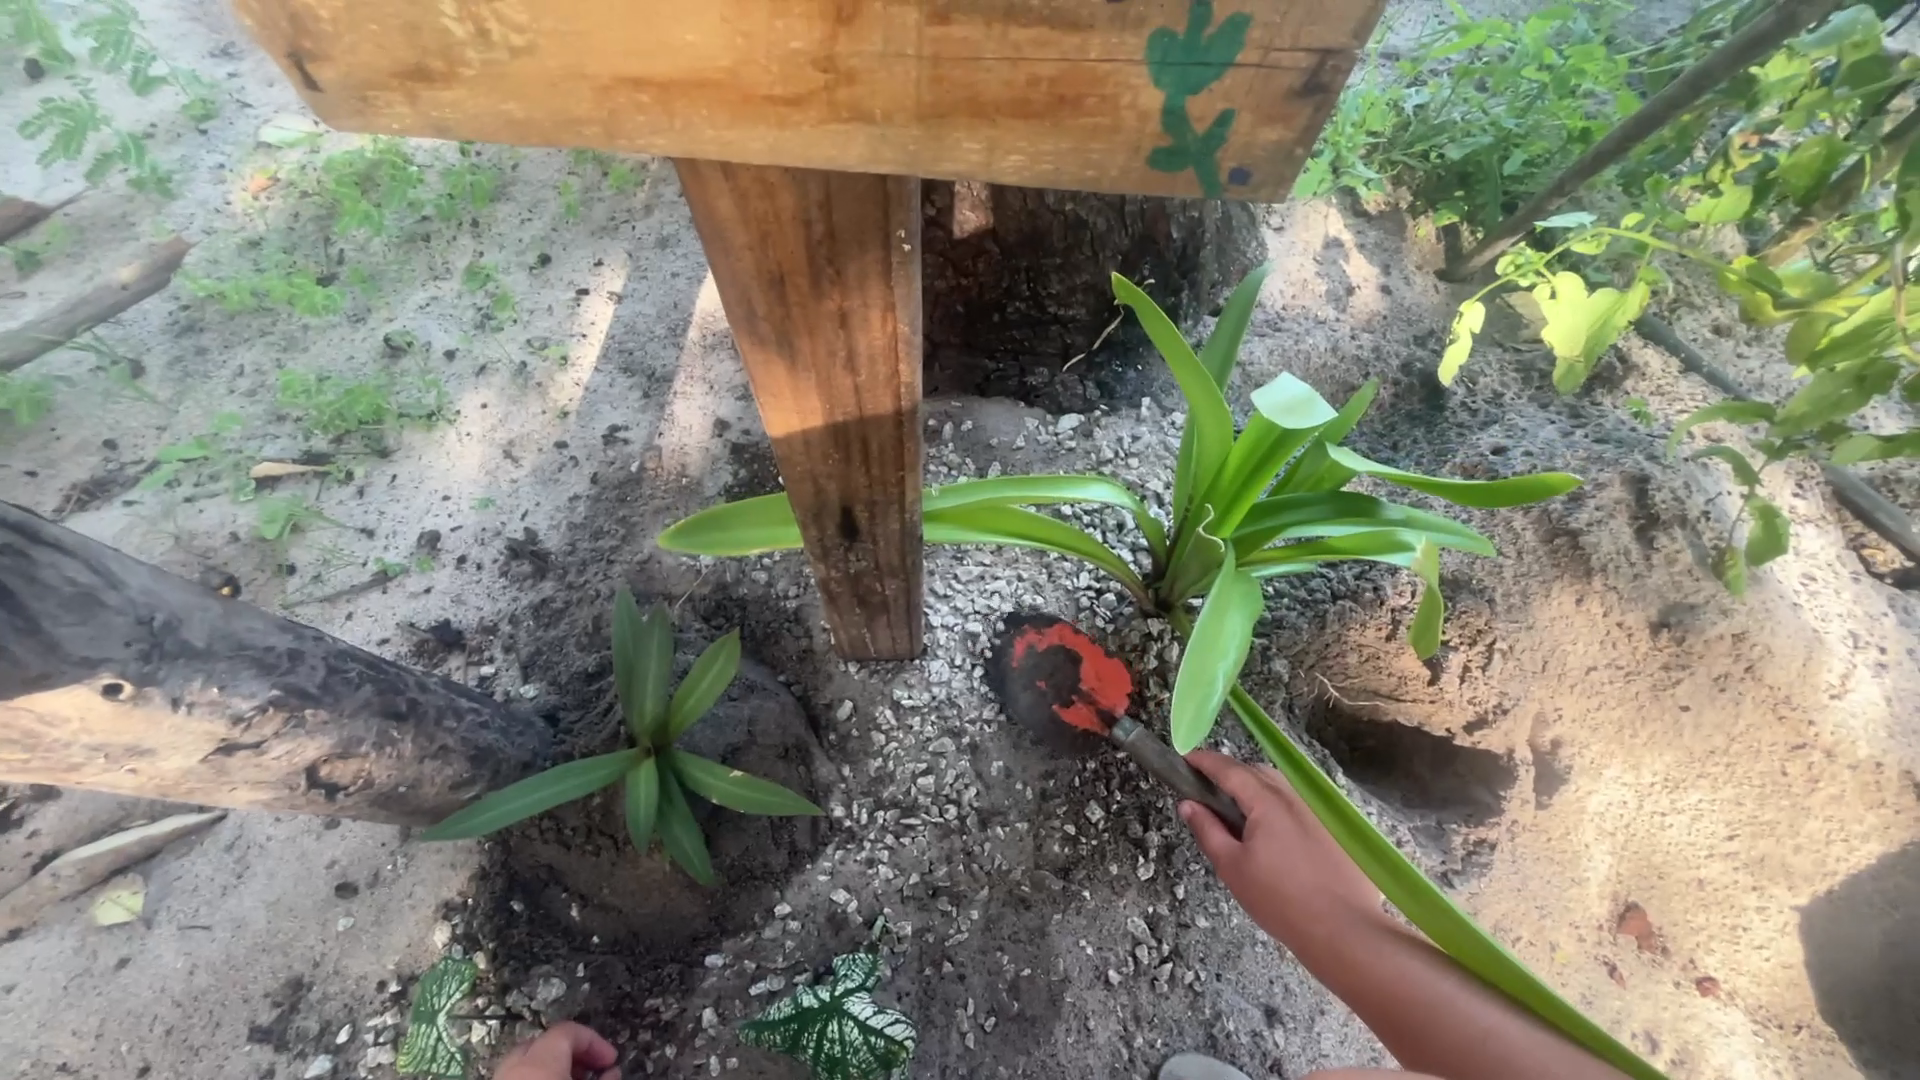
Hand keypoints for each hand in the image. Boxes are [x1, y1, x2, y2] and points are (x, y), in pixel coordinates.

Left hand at [494, 1022, 620, 1079]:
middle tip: (590, 1070)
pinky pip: (515, 1077)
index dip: (595, 1041)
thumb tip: (613, 1072)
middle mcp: (515, 1066)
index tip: (611, 1061)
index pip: (569, 1030)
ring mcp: (498, 1079)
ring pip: (525, 1063)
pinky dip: (534, 1078)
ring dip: (551, 1067)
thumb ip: (605, 1077)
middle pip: (543, 1044)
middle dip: (569, 1052)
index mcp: (540, 1058)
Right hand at [1179, 750, 1388, 953]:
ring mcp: (1317, 811)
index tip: (1185, 759)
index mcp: (1266, 801)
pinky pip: (1297, 804)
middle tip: (1209, 793)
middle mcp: (1294, 797)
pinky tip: (1272, 835)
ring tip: (1239, 814)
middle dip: (1230, 773)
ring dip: (1255, 789)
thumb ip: (1207, 830)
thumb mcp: (1231, 867)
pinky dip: (1277, 805)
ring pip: (1279, 787)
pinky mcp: (1333, 829)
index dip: (1204, 761)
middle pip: (1256, 771)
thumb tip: (1188, 804)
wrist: (1345, 932)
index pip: (1229, 769)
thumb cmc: (1280, 901)